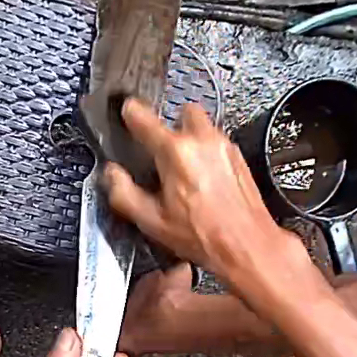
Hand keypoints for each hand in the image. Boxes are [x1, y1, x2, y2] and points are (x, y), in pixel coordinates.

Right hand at [103, 99, 298, 282]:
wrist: (246, 245)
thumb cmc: (204, 236)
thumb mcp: (151, 220)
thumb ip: (123, 193)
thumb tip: (111, 176)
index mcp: (175, 152)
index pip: (144, 118)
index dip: (130, 113)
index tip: (126, 111)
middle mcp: (202, 141)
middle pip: (180, 113)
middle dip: (168, 126)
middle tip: (159, 149)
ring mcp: (224, 147)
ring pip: (201, 126)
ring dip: (188, 139)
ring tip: (179, 168)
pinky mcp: (238, 157)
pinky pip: (216, 143)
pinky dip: (205, 153)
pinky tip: (200, 180)